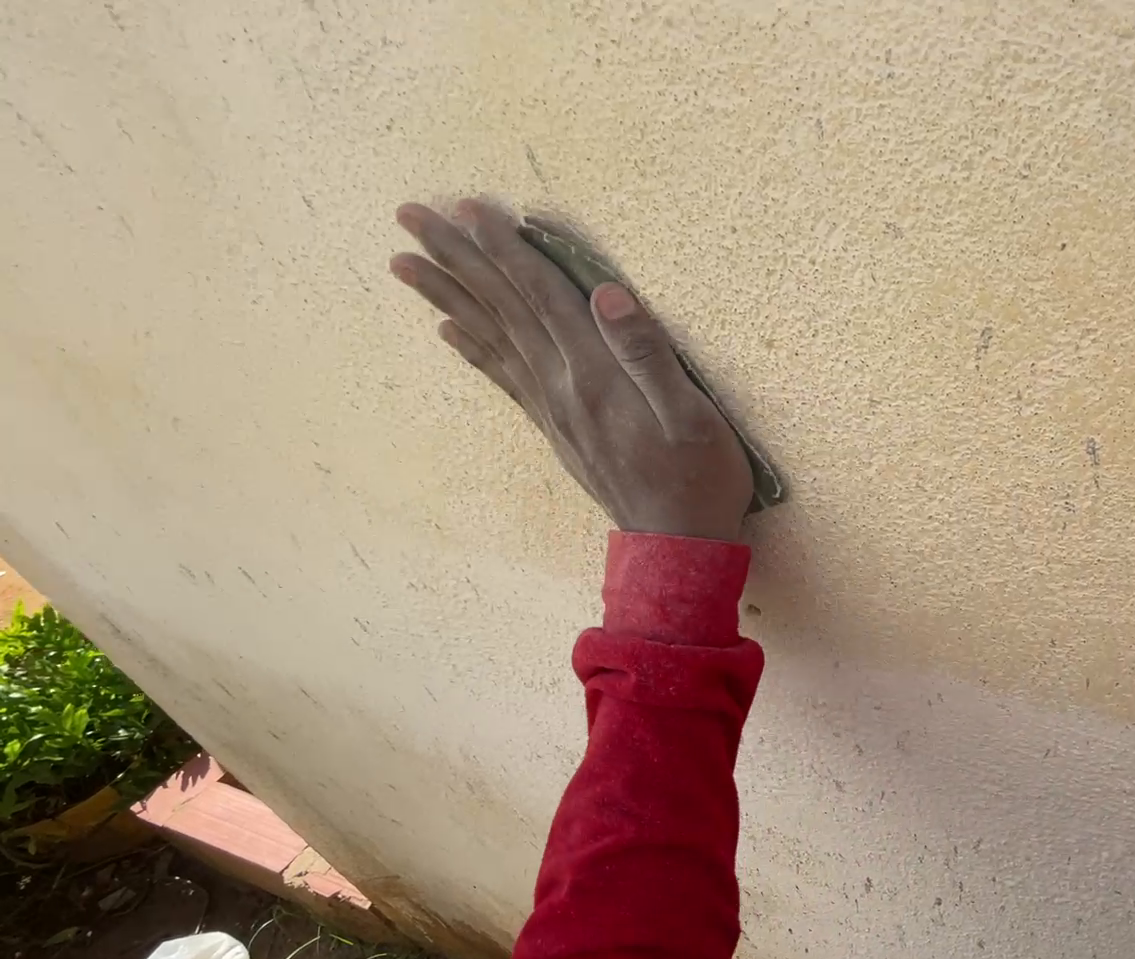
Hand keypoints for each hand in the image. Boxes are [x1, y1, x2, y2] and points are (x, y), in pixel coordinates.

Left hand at [389, 199, 751, 540]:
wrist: (677, 544)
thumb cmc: (700, 478)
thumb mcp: (693, 416)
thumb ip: (650, 355)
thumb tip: (608, 294)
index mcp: (598, 377)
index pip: (545, 300)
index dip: (509, 253)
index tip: (470, 209)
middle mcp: (565, 388)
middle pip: (505, 312)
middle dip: (459, 260)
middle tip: (410, 216)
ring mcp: (556, 412)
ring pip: (494, 341)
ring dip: (450, 297)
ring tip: (404, 264)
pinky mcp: (558, 432)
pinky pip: (505, 381)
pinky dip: (475, 350)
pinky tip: (450, 332)